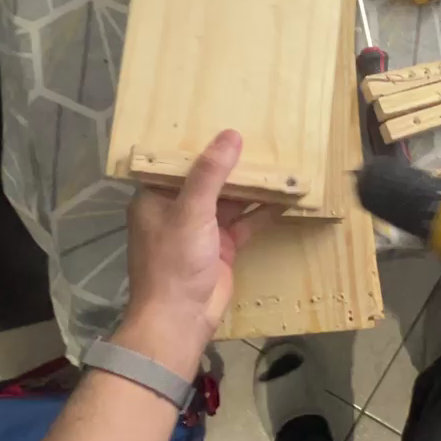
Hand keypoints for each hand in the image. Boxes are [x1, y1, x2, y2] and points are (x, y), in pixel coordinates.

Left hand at [124, 131, 275, 340]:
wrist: (180, 319)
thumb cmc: (174, 261)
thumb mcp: (191, 211)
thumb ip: (211, 174)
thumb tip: (231, 135)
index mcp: (156, 198)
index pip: (178, 163)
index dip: (200, 144)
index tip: (225, 121)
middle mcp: (178, 210)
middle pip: (208, 180)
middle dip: (233, 164)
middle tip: (261, 137)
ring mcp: (202, 230)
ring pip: (230, 201)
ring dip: (252, 187)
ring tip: (279, 163)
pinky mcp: (222, 248)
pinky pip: (244, 223)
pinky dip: (262, 212)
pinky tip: (284, 198)